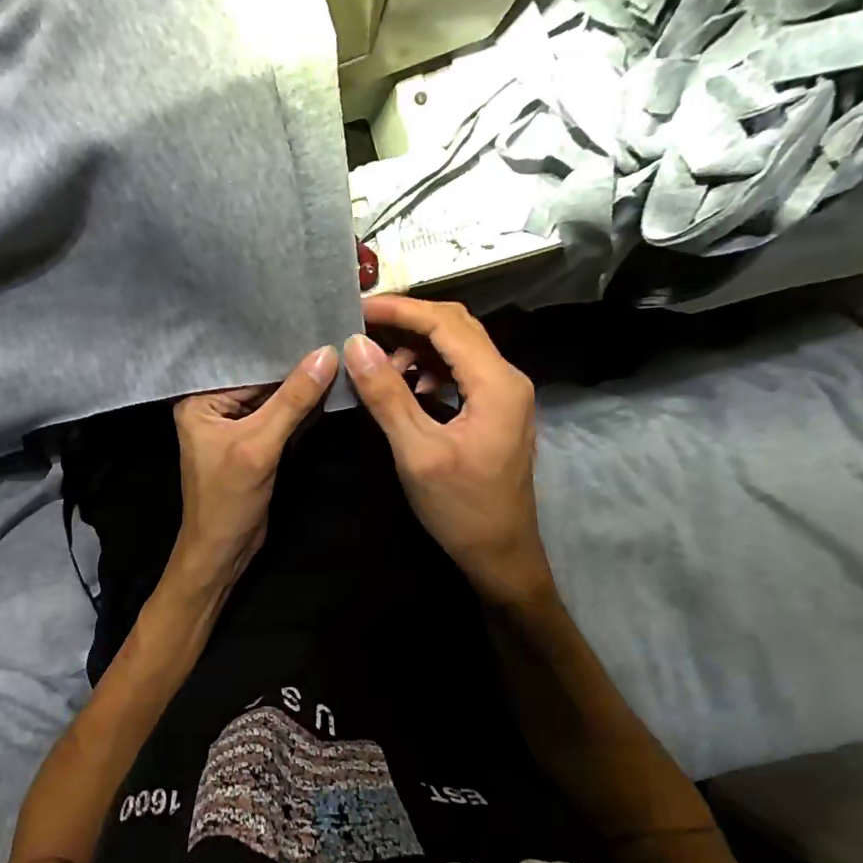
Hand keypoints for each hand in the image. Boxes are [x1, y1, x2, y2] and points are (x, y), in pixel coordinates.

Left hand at [171, 345, 338, 580]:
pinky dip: (300, 406)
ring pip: (273, 396)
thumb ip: (293, 400)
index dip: (279, 346)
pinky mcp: (253, 441)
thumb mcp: (260, 445)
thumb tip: (327, 353)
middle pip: (259, 377)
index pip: (244, 364)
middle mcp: (213, 405)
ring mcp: (234, 424)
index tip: (315, 322)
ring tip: (337, 351)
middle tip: (332, 331)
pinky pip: (278, 415)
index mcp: (199, 399)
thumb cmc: (228, 498)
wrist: (223, 551)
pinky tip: (328, 385)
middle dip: (293, 362)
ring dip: (301, 383)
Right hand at [345, 297, 553, 604]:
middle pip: (456, 326)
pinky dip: (430, 368)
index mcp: (496, 383)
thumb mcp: (417, 453)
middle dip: (408, 320)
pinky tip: (407, 387)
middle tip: (361, 326)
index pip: (445, 323)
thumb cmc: (461, 509)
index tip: (357, 308)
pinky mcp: (496, 409)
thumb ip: (387, 396)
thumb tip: (355, 346)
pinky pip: (461, 371)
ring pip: (458, 347)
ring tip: (379, 365)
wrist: (500, 553)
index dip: (400, 310)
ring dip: (418, 346)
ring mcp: (505, 394)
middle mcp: (507, 378)